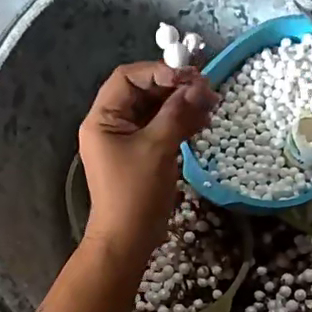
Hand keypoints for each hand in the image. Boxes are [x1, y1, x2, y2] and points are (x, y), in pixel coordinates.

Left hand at [78, 61, 218, 258]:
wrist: (127, 240)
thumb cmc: (135, 194)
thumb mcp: (157, 149)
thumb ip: (177, 113)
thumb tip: (199, 87)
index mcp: (102, 119)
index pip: (127, 78)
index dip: (159, 72)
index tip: (190, 78)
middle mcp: (110, 125)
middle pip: (142, 92)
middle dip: (175, 88)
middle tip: (207, 90)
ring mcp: (125, 141)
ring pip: (154, 110)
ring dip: (181, 104)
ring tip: (210, 105)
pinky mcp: (140, 155)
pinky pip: (159, 129)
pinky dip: (179, 122)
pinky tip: (202, 121)